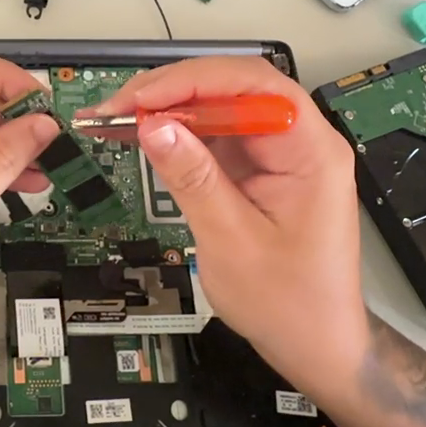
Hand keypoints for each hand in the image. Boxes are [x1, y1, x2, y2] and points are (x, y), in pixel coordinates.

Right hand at [86, 57, 366, 396]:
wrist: (313, 345)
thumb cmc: (287, 303)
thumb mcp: (232, 241)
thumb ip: (193, 179)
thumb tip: (152, 126)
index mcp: (310, 151)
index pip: (253, 86)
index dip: (194, 81)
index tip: (142, 99)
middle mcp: (295, 140)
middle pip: (230, 88)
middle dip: (170, 91)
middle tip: (114, 108)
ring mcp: (272, 152)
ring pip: (214, 107)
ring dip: (163, 108)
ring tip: (113, 118)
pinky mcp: (251, 167)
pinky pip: (208, 135)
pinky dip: (171, 132)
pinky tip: (134, 134)